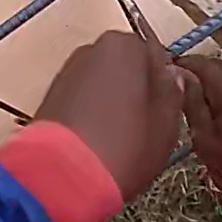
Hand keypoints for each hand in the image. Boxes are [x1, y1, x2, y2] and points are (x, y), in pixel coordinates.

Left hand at [35, 32, 184, 199]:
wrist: (61, 176)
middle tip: (141, 127)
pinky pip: (80, 99)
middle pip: (123, 68)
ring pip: (100, 84)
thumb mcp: (166, 124)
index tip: (162, 111)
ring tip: (115, 137)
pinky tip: (94, 140)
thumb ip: (172, 92)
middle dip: (132, 90)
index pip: (154, 57)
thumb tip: (171, 76)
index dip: (161, 85)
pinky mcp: (48, 96)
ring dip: (109, 102)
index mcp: (124, 46)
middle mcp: (90, 49)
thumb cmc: (125, 146)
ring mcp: (65, 72)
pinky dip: (88, 113)